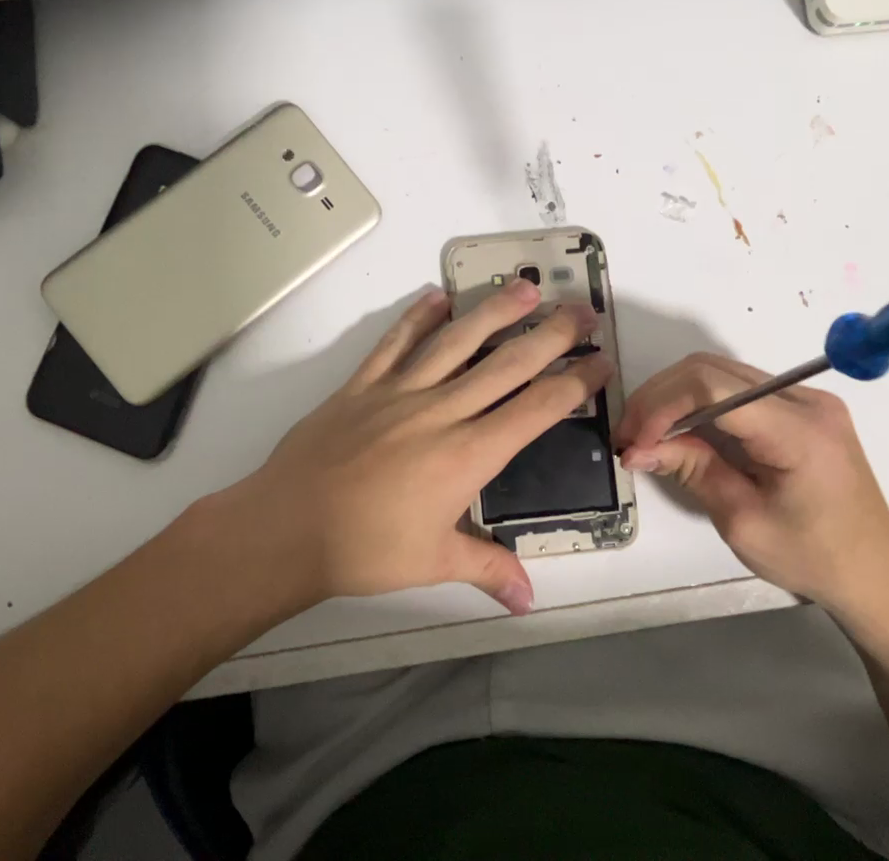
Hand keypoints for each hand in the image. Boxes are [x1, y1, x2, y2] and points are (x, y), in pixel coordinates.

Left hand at [221, 281, 610, 615]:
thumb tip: (529, 601)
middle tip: (583, 311)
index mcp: (467, 455)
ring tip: (524, 287)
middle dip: (551, 334)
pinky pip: (394, 343)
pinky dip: (417, 317)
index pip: (536, 409)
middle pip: (506, 364)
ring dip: (494, 311)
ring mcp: (398, 392)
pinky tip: (437, 295)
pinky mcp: (360, 386)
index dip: (575, 383)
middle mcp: (440, 412)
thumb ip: (488, 570)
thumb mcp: (434, 562)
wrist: (287, 526)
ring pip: (456, 341)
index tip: (601, 363)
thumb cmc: (364, 549)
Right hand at [614, 352, 888, 613]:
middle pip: (710, 369)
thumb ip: (693, 471)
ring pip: (719, 372)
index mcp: (798, 430)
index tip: (634, 443)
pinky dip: (698, 403)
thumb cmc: (812, 556)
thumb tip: (637, 449)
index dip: (661, 406)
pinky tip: (678, 431)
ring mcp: (806, 398)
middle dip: (660, 398)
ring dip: (674, 398)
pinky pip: (736, 388)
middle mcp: (805, 399)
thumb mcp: (742, 521)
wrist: (874, 570)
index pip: (712, 386)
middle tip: (630, 439)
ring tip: (646, 436)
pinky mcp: (800, 407)